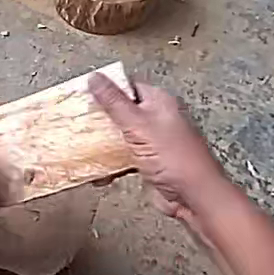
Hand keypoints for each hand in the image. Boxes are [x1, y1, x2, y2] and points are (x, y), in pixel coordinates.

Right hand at [88, 74, 236, 220]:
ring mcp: (155, 141)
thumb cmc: (172, 156)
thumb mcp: (137, 125)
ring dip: (105, 143)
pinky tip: (99, 173)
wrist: (194, 197)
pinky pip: (126, 158)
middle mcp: (158, 118)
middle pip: (124, 111)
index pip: (129, 86)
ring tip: (83, 147)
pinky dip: (112, 164)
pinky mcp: (151, 162)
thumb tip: (95, 77)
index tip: (84, 94)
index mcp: (159, 101)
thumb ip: (114, 102)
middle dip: (103, 118)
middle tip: (79, 121)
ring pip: (123, 136)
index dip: (107, 88)